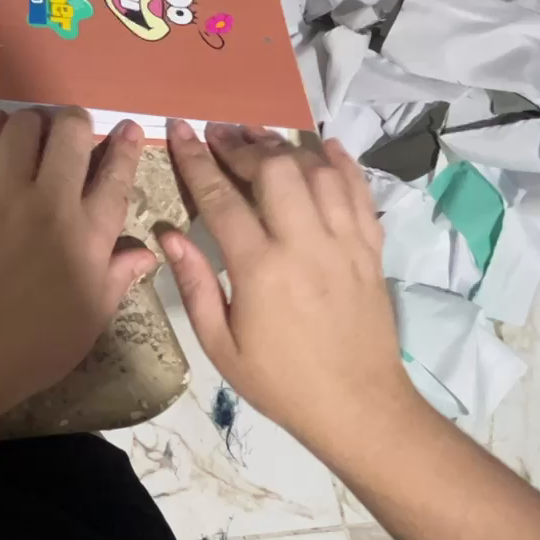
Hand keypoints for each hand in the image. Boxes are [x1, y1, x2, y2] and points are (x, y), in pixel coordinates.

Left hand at [0, 108, 156, 411]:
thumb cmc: (32, 344)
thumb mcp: (90, 319)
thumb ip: (118, 277)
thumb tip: (148, 252)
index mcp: (88, 237)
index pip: (115, 178)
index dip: (124, 148)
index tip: (127, 127)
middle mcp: (51, 203)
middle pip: (71, 136)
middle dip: (77, 122)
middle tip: (73, 128)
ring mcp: (4, 194)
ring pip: (24, 129)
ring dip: (34, 122)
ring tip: (34, 129)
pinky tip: (0, 128)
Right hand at [159, 121, 419, 451]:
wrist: (361, 410)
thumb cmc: (279, 381)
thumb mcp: (219, 344)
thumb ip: (194, 283)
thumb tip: (168, 233)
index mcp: (260, 269)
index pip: (221, 198)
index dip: (196, 159)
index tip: (180, 129)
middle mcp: (305, 246)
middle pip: (275, 170)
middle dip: (242, 144)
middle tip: (219, 132)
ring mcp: (345, 244)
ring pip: (317, 172)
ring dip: (285, 148)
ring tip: (259, 136)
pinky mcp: (371, 250)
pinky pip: (359, 193)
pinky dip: (341, 163)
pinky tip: (322, 145)